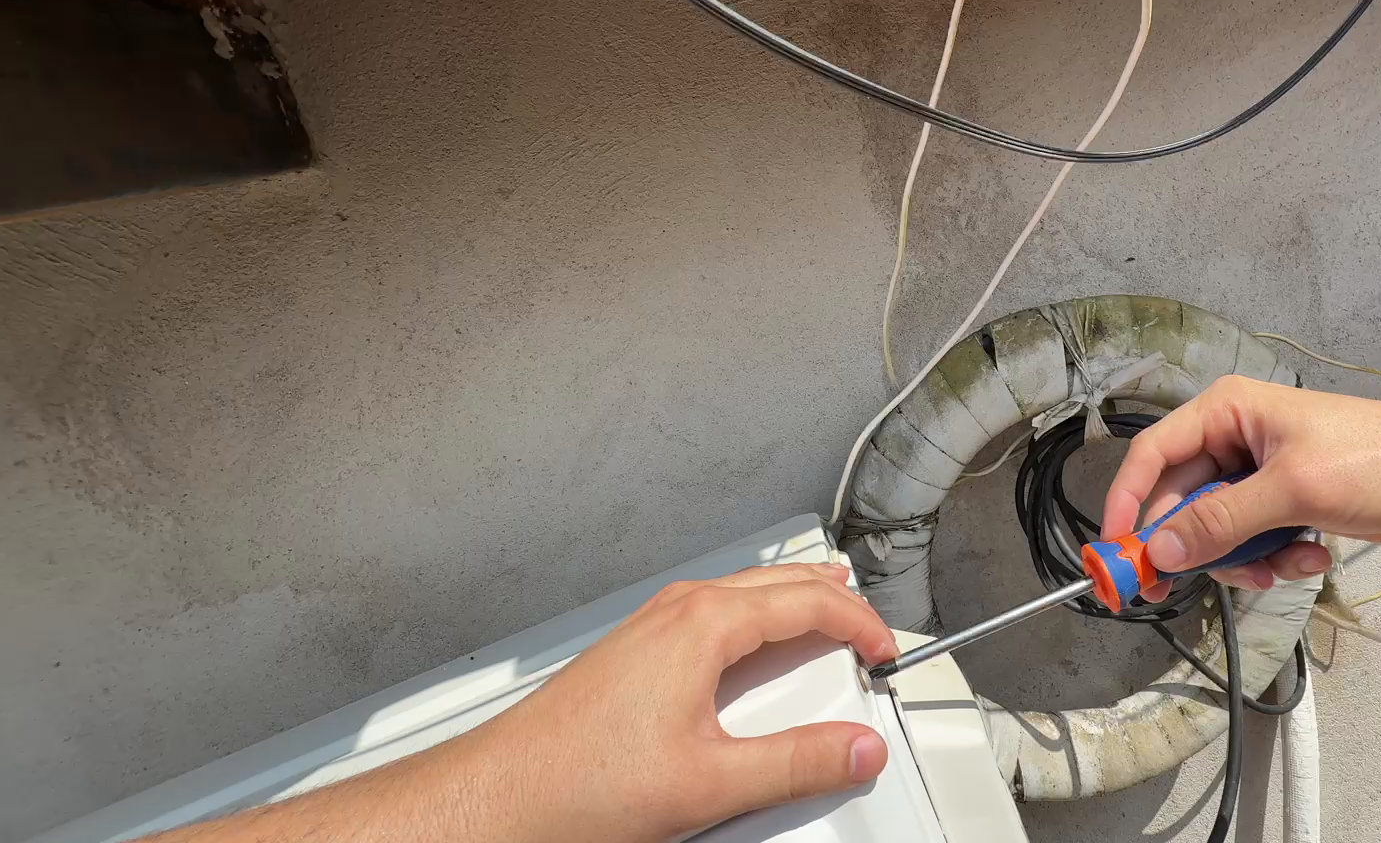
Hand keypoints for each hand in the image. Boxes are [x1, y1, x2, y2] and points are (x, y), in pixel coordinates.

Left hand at [458, 563, 897, 842]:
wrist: (498, 797)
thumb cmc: (582, 784)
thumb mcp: (709, 783)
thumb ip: (796, 764)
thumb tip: (858, 749)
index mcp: (708, 623)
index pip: (808, 603)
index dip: (858, 623)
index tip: (883, 650)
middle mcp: (686, 606)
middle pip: (783, 582)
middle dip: (835, 599)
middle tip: (868, 628)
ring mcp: (661, 618)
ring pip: (751, 588)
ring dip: (798, 598)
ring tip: (830, 609)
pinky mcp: (645, 639)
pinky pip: (723, 605)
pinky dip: (762, 610)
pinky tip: (762, 633)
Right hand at [1103, 376, 1380, 596]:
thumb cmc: (1374, 464)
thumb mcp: (1292, 491)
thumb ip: (1220, 521)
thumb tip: (1157, 549)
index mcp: (1224, 411)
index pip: (1153, 453)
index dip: (1127, 499)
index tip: (1115, 549)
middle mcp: (1230, 436)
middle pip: (1182, 497)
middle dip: (1195, 543)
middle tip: (1176, 591)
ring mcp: (1255, 469)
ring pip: (1214, 524)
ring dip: (1241, 555)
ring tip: (1283, 566)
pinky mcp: (1279, 498)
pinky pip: (1249, 534)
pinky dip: (1272, 554)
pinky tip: (1312, 554)